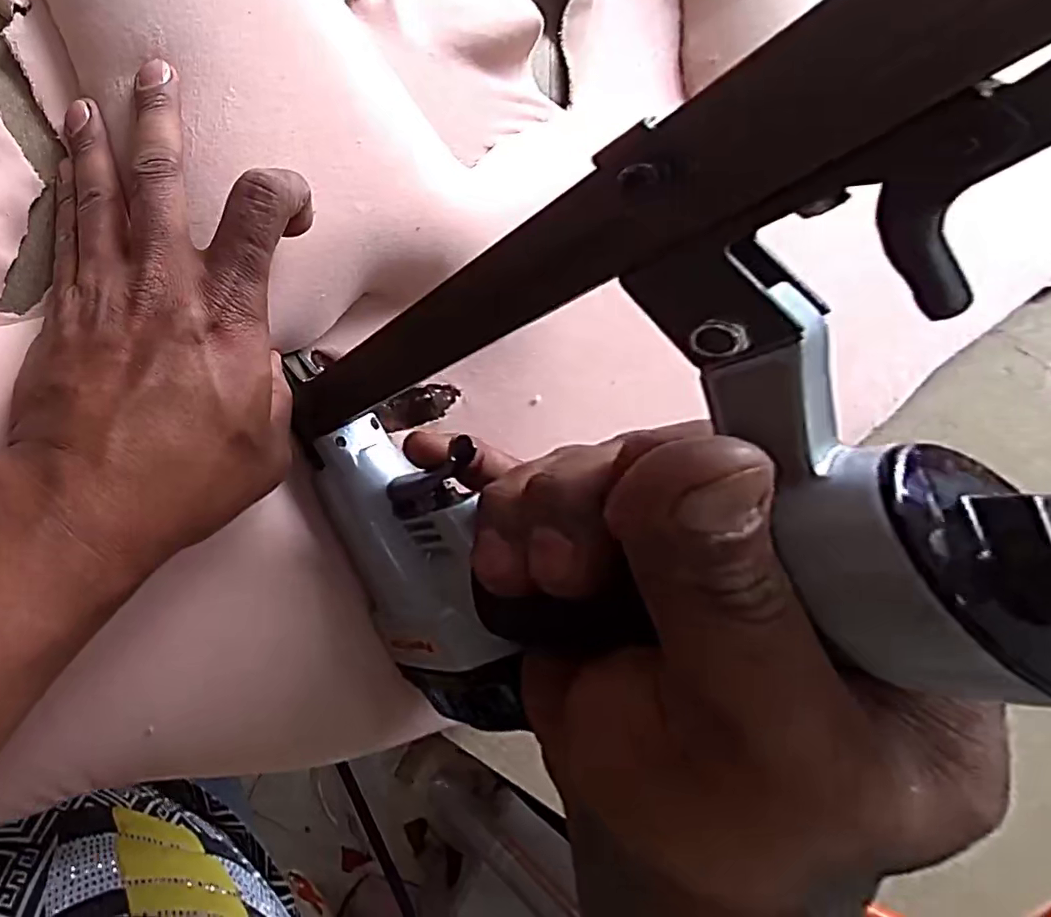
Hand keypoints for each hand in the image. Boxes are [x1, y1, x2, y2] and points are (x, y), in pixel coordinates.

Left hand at [6, 59, 312, 577]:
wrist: (82, 501)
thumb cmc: (176, 482)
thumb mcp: (263, 443)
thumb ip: (269, 385)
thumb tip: (260, 357)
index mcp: (226, 315)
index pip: (257, 212)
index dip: (280, 192)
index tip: (284, 211)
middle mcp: (162, 288)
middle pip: (162, 179)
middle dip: (159, 117)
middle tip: (152, 72)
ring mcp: (104, 296)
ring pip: (98, 199)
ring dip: (93, 146)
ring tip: (85, 107)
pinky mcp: (63, 316)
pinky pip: (64, 241)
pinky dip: (64, 202)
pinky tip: (61, 178)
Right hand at [406, 428, 1010, 915]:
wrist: (645, 835)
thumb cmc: (735, 813)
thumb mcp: (762, 728)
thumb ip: (734, 605)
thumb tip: (714, 461)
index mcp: (853, 578)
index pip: (782, 470)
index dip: (697, 470)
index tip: (630, 520)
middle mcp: (750, 540)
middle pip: (650, 457)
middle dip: (577, 501)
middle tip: (560, 576)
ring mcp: (654, 539)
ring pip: (574, 468)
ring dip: (522, 512)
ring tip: (513, 581)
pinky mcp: (578, 545)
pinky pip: (523, 488)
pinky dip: (485, 481)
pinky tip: (439, 461)